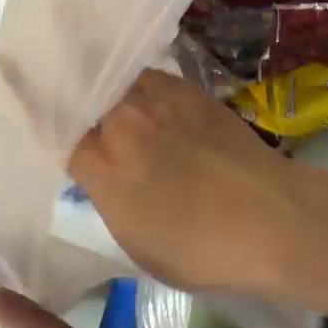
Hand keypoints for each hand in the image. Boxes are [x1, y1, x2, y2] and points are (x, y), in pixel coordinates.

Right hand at [68, 69, 320, 294]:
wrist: (269, 214)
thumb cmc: (200, 248)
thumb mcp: (136, 240)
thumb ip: (112, 196)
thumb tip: (107, 173)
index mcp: (103, 167)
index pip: (62, 139)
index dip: (58, 136)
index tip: (60, 137)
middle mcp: (126, 124)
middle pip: (91, 103)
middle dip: (84, 108)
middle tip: (86, 118)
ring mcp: (162, 101)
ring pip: (123, 83)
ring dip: (116, 92)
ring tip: (119, 104)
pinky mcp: (195, 91)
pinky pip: (157, 79)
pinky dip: (149, 88)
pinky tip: (155, 102)